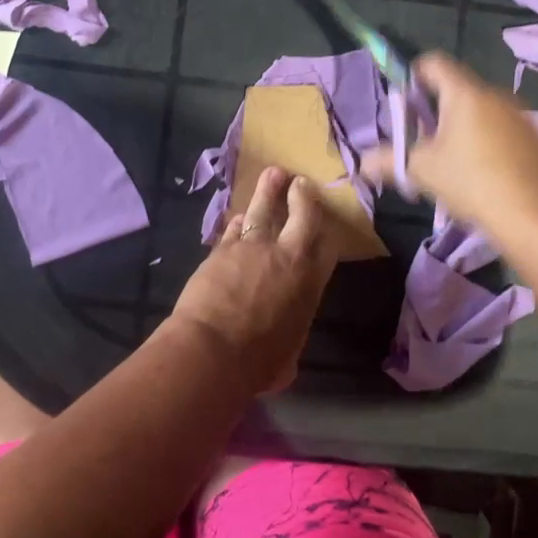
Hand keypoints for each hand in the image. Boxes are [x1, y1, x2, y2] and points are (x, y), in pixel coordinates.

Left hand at [167, 167, 337, 394]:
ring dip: (268, 191)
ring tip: (272, 174)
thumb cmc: (257, 364)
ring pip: (263, 210)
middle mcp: (286, 257)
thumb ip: (289, 343)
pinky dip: (238, 222)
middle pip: (301, 215)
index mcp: (309, 284)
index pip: (325, 248)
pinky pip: (234, 228)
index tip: (322, 223)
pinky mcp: (222, 249)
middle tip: (300, 182)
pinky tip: (239, 216)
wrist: (212, 350)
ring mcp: (252, 248)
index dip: (325, 232)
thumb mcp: (287, 359)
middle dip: (302, 196)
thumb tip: (283, 356)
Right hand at [359, 52, 537, 228]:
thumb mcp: (422, 171)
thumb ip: (388, 162)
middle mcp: (494, 95)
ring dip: (464, 126)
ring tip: (453, 160)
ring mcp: (520, 115)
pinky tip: (484, 171)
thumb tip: (361, 163)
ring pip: (482, 110)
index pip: (434, 64)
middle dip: (437, 109)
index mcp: (463, 93)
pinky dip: (488, 140)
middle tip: (424, 140)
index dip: (415, 75)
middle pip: (457, 89)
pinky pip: (503, 128)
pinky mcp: (536, 138)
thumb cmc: (470, 182)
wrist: (531, 216)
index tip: (406, 101)